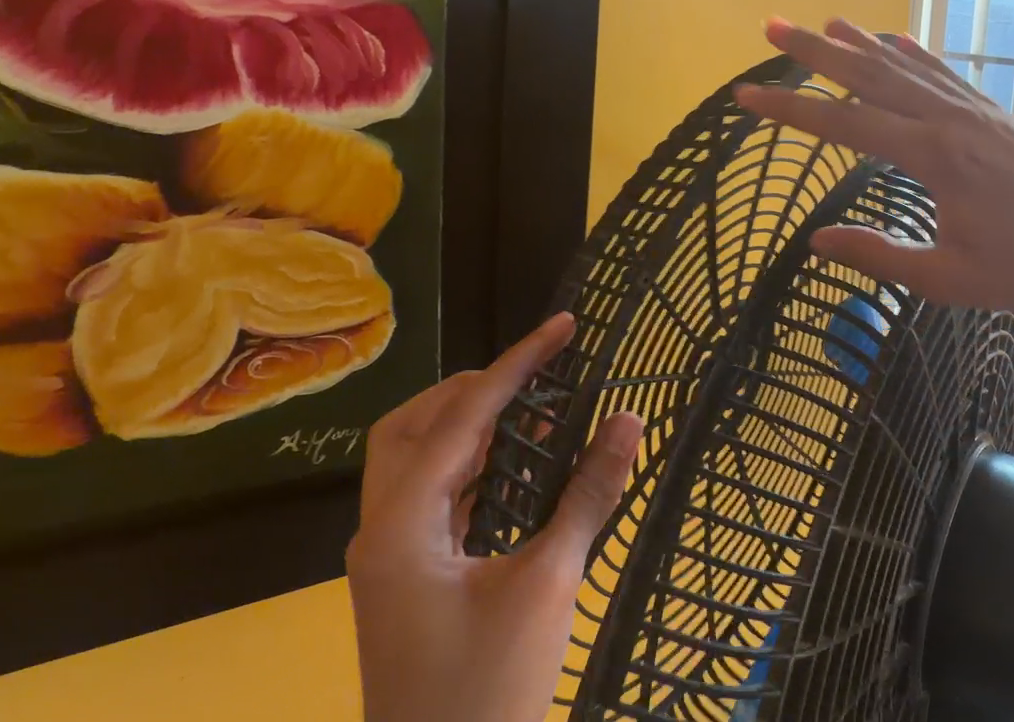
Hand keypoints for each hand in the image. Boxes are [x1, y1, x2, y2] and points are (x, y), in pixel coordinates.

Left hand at [347, 313, 642, 721]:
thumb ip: (588, 495)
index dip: (515, 366)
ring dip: (473, 425)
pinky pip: (438, 496)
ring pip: (418, 462)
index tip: (562, 327)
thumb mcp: (550, 583)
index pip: (461, 421)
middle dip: (473, 389)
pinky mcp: (414, 578)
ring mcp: (394, 557)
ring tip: (538, 407)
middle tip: (537, 373)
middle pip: (412, 429)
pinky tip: (523, 467)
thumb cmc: (491, 685)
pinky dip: (477, 465)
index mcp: (403, 527)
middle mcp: (385, 532)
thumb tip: (629, 420)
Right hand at [733, 18, 1013, 326]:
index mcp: (932, 156)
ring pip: (907, 66)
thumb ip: (878, 255)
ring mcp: (976, 111)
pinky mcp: (996, 115)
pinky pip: (945, 73)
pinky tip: (898, 40)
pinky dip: (914, 53)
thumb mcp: (945, 277)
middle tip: (771, 27)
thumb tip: (815, 240)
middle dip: (815, 52)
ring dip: (862, 44)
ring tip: (826, 23)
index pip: (843, 124)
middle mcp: (950, 119)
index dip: (790, 110)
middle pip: (870, 75)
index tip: (746, 96)